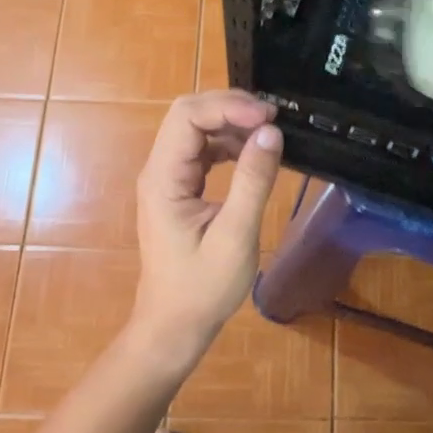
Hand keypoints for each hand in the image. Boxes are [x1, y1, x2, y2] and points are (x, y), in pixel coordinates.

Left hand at [133, 90, 284, 352]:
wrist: (175, 325)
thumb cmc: (203, 288)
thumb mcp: (235, 236)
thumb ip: (253, 181)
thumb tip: (271, 132)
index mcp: (163, 179)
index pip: (188, 117)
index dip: (228, 107)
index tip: (268, 118)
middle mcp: (159, 170)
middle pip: (188, 115)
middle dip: (230, 107)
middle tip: (273, 118)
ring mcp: (167, 178)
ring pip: (195, 129)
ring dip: (231, 123)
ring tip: (270, 132)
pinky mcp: (179, 188)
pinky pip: (202, 150)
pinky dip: (229, 143)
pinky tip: (254, 152)